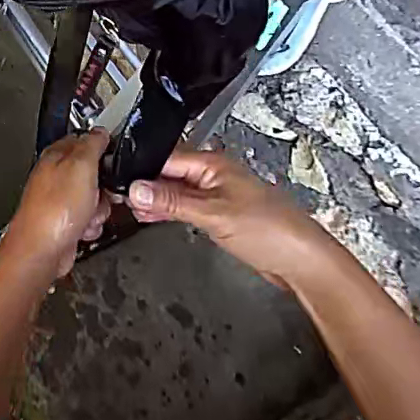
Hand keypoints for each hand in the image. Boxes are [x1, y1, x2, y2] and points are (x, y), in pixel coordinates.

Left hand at [8, 130, 111, 280]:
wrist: (41, 252)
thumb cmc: (53, 211)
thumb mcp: (81, 166)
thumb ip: (92, 144)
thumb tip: (100, 131)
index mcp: (56, 155)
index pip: (85, 141)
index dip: (102, 152)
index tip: (110, 163)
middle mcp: (55, 176)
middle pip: (94, 174)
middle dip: (103, 187)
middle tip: (98, 193)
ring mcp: (60, 200)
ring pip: (95, 199)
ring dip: (98, 209)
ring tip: (88, 214)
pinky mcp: (65, 222)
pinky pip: (89, 219)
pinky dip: (91, 226)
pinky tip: (82, 228)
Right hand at [126, 147, 331, 288]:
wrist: (302, 261)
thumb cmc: (267, 230)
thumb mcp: (212, 214)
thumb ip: (171, 201)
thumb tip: (136, 188)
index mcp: (211, 163)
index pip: (165, 159)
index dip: (140, 170)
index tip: (118, 182)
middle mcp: (213, 174)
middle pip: (168, 173)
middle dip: (145, 185)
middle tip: (120, 199)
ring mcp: (216, 194)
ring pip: (176, 190)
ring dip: (156, 200)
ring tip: (132, 210)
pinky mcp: (219, 213)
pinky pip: (186, 205)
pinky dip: (169, 211)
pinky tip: (154, 217)